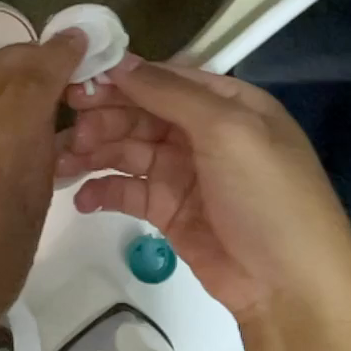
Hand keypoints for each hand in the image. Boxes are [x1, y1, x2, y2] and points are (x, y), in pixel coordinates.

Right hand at [56, 60, 350, 319]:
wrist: (289, 288)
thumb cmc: (268, 197)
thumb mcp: (228, 131)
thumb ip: (170, 94)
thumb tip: (118, 62)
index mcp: (227, 103)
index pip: (162, 79)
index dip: (118, 80)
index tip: (73, 87)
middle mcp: (202, 132)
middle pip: (137, 113)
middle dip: (100, 120)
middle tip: (69, 135)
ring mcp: (182, 172)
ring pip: (124, 150)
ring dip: (91, 154)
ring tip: (60, 165)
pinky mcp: (166, 208)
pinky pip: (125, 189)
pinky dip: (101, 190)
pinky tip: (82, 198)